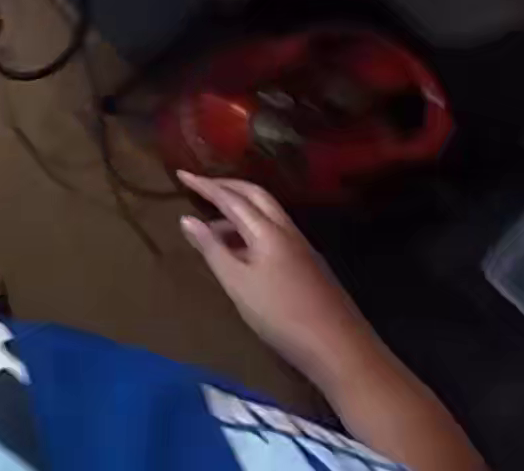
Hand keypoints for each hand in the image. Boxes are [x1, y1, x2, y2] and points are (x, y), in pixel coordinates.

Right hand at [178, 171, 364, 378]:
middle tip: (201, 186)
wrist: (342, 351)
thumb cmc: (282, 316)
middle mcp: (285, 228)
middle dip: (226, 186)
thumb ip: (211, 249)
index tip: (181, 173)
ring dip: (239, 207)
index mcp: (266, 230)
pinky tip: (241, 250)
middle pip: (254, 194)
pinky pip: (274, 229)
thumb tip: (186, 218)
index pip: (229, 197)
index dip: (204, 185)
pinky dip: (252, 226)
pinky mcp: (307, 262)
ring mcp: (300, 245)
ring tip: (213, 225)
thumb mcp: (237, 284)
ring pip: (266, 211)